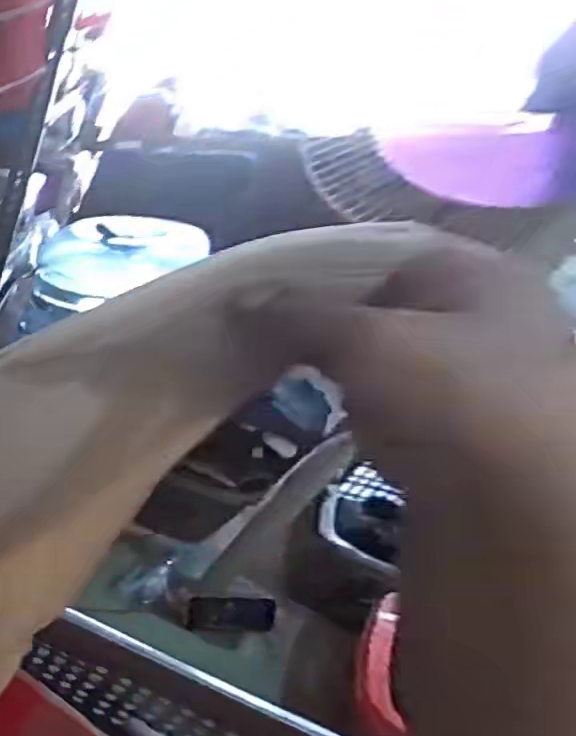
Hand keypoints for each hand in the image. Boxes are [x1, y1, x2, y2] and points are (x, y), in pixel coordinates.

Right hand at [253, 238, 575, 495]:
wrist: (501, 488)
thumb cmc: (452, 393)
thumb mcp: (367, 339)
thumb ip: (297, 312)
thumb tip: (238, 297)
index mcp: (473, 274)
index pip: (374, 248)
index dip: (310, 258)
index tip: (248, 275)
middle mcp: (462, 306)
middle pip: (360, 292)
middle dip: (297, 303)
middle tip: (233, 312)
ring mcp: (439, 356)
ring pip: (350, 334)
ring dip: (298, 340)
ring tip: (240, 343)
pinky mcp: (412, 398)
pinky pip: (348, 371)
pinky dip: (309, 371)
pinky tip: (268, 374)